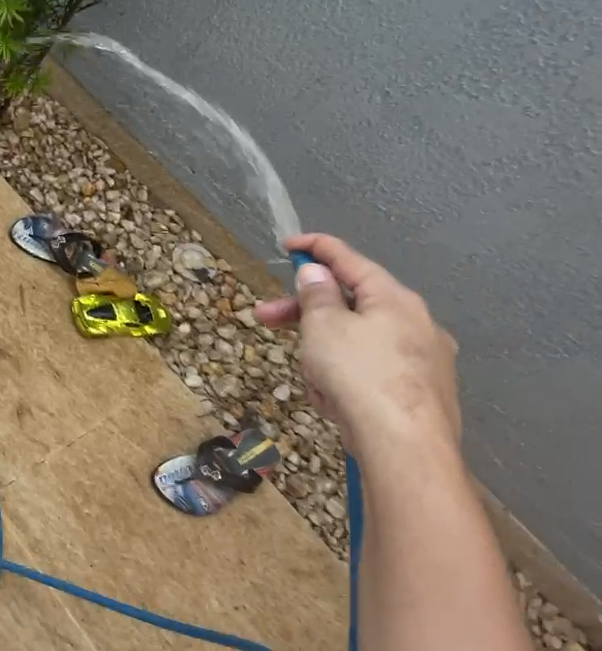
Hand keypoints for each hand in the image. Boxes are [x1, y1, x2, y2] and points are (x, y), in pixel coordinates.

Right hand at [254, 233, 460, 462]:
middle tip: (265, 317)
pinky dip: (344, 371)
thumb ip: (317, 294)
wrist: (405, 445)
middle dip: (305, 311)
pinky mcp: (421, 389)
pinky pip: (370, 366)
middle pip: (351, 303)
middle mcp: (418, 323)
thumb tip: (318, 273)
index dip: (316, 247)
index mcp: (396, 300)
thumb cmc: (358, 374)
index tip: (288, 245)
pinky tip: (333, 395)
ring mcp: (425, 359)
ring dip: (322, 347)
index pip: (350, 260)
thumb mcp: (323, 325)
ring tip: (309, 375)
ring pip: (357, 338)